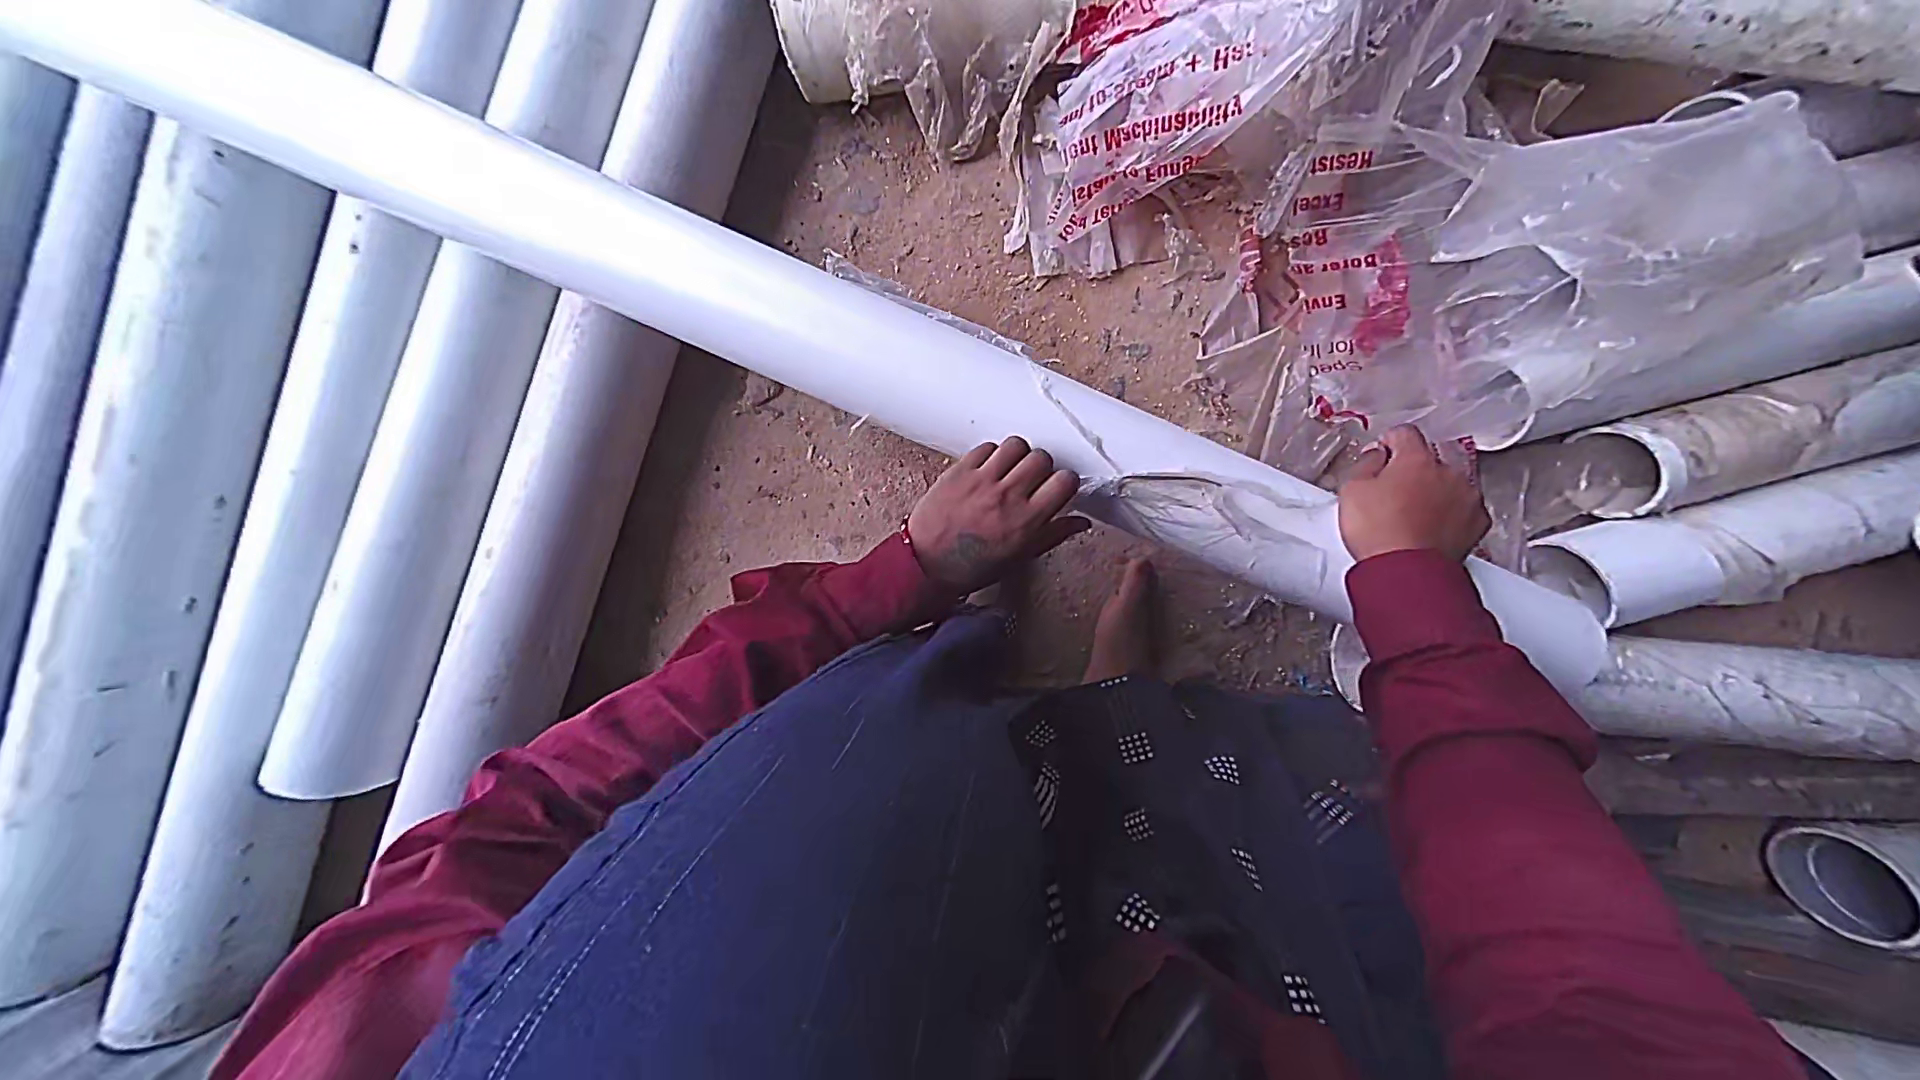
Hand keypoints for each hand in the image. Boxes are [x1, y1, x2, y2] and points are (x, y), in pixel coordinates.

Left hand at [907, 437, 1090, 592]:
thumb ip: (1052, 534)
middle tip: (1033, 479)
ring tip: (1011, 470)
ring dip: (1018, 455)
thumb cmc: (971, 567)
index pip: (1064, 481)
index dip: (1065, 482)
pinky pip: (986, 447)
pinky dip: (992, 455)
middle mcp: (1007, 497)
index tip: (1058, 488)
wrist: (926, 564)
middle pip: (1042, 458)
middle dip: (1042, 467)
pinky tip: (989, 470)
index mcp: (1026, 521)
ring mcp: (982, 481)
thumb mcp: (1019, 557)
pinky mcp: (960, 471)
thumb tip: (1080, 522)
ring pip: (1016, 445)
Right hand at [1337, 425, 1489, 562]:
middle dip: (1412, 470)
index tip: (1381, 454)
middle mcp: (1448, 472)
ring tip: (1410, 513)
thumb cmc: (1377, 530)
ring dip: (1432, 490)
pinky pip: (1462, 508)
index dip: (1389, 442)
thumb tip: (1377, 455)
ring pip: (1448, 483)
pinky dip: (1448, 513)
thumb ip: (1366, 464)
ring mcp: (1467, 496)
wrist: (1405, 570)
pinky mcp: (1477, 522)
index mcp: (1416, 459)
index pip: (1405, 433)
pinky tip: (1428, 526)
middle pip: (1430, 459)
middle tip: (1391, 491)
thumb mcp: (1352, 490)